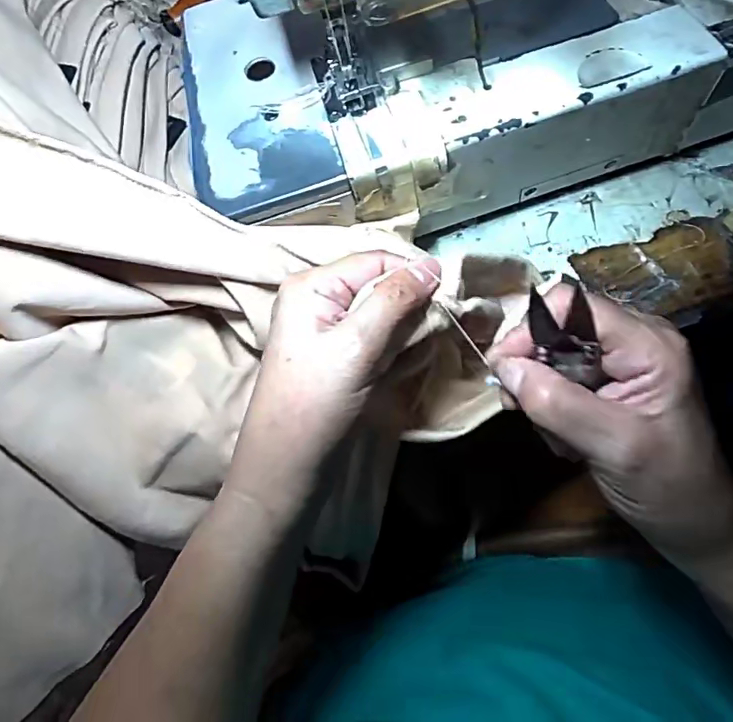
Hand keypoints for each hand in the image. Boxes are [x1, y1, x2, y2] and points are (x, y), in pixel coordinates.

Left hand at [229, 251, 441, 515]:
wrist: (286, 472)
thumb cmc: (315, 406)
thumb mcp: (357, 346)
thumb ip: (395, 299)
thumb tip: (433, 265)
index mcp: (314, 285)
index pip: (378, 260)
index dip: (413, 275)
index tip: (447, 299)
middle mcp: (321, 298)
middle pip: (385, 285)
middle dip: (408, 313)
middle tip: (411, 345)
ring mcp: (331, 328)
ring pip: (389, 315)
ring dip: (403, 339)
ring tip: (393, 367)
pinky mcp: (342, 354)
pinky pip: (382, 340)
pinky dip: (394, 356)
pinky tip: (389, 377)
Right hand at [489, 284, 732, 577]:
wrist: (700, 525)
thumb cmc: (670, 488)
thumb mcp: (613, 447)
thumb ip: (557, 403)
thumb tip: (505, 367)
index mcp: (648, 343)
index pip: (573, 304)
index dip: (531, 327)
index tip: (502, 368)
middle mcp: (635, 337)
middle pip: (560, 324)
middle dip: (534, 366)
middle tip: (518, 407)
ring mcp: (624, 357)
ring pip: (556, 351)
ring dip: (542, 392)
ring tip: (557, 438)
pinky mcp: (613, 378)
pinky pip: (564, 373)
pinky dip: (553, 402)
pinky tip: (567, 438)